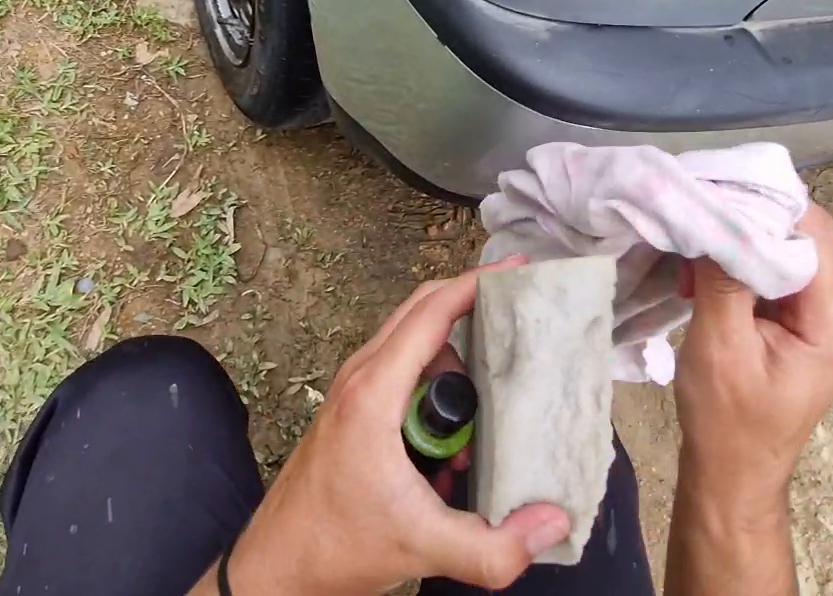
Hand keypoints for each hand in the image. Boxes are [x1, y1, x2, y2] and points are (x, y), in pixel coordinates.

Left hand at [222, 263, 572, 595]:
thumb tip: (554, 521)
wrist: (279, 562)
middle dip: (473, 305)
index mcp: (375, 390)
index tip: (517, 271)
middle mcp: (362, 373)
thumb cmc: (337, 545)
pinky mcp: (355, 401)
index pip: (432, 311)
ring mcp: (355, 384)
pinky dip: (434, 380)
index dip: (477, 283)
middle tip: (518, 313)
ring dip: (454, 362)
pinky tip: (448, 439)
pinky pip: (404, 363)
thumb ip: (493, 548)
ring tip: (473, 424)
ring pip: (416, 338)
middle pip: (424, 309)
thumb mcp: (422, 547)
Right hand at [667, 203, 832, 594]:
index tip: (715, 188)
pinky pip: (769, 268)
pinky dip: (734, 259)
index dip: (767, 204)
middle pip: (801, 235)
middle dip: (747, 217)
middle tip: (697, 208)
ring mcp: (817, 315)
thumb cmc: (727, 419)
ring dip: (736, 238)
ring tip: (693, 245)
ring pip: (782, 247)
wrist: (730, 471)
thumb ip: (725, 277)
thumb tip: (718, 212)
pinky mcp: (794, 319)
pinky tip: (700, 268)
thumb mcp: (721, 345)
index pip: (814, 233)